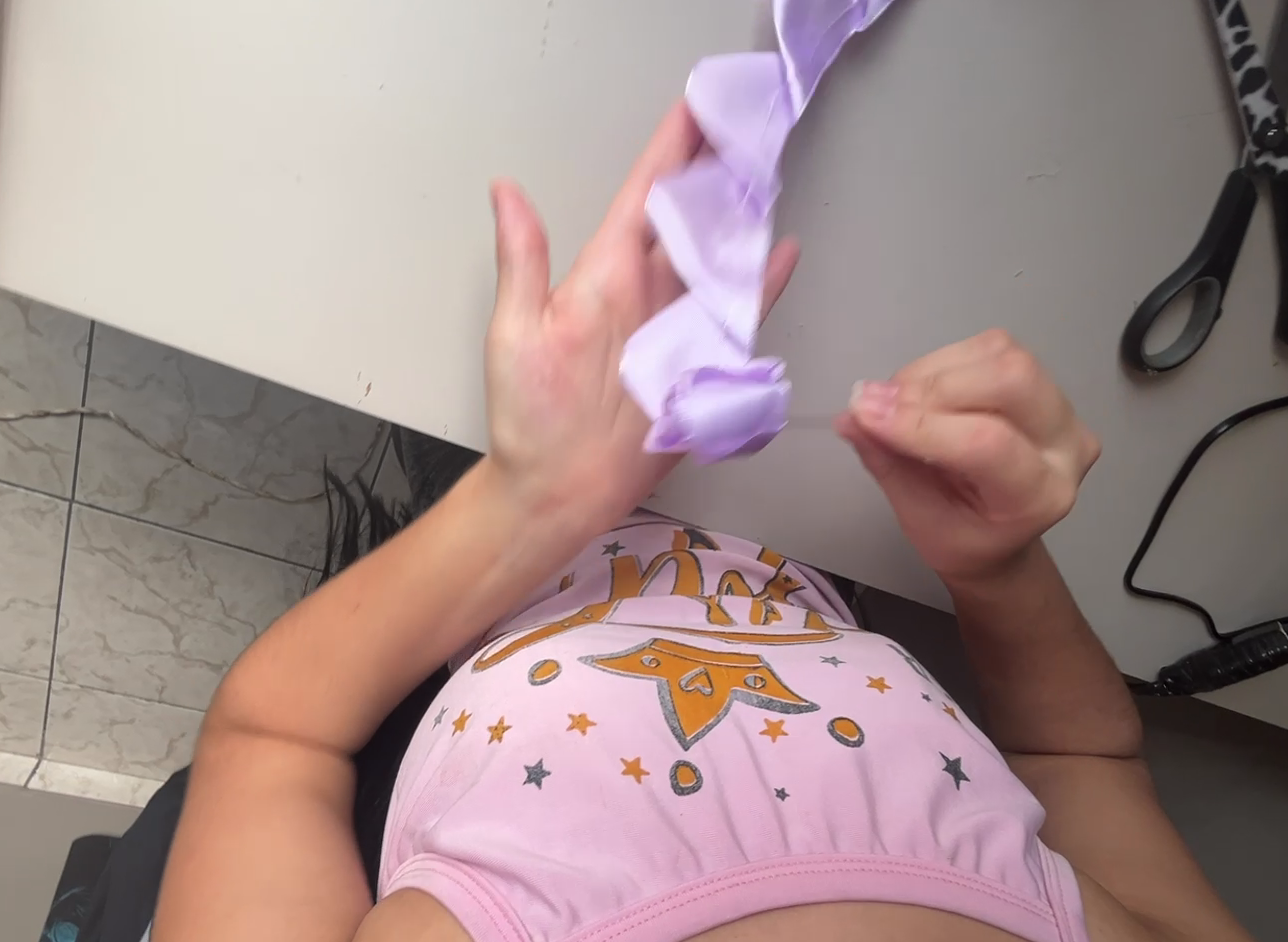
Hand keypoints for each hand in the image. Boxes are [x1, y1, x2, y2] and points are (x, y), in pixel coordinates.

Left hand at [481, 101, 798, 539]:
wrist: (559, 489)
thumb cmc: (529, 418)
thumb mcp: (517, 335)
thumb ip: (524, 263)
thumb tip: (507, 189)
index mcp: (603, 277)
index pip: (643, 197)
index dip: (672, 150)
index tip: (701, 105)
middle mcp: (645, 295)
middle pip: (690, 221)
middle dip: (719, 173)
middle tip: (751, 126)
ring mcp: (676, 330)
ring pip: (717, 262)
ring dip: (744, 222)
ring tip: (773, 176)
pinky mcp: (698, 366)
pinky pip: (735, 319)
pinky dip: (759, 289)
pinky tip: (781, 255)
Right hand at [834, 330, 1099, 587]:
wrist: (995, 535)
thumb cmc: (958, 537)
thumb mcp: (916, 518)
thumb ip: (887, 465)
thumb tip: (850, 418)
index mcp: (1039, 496)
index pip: (986, 443)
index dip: (919, 423)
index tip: (862, 413)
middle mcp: (1066, 445)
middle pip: (1010, 379)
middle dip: (931, 385)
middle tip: (876, 404)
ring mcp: (1061, 406)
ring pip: (998, 355)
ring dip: (929, 372)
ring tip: (893, 402)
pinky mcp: (1042, 380)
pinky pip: (989, 348)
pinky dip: (938, 363)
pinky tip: (917, 392)